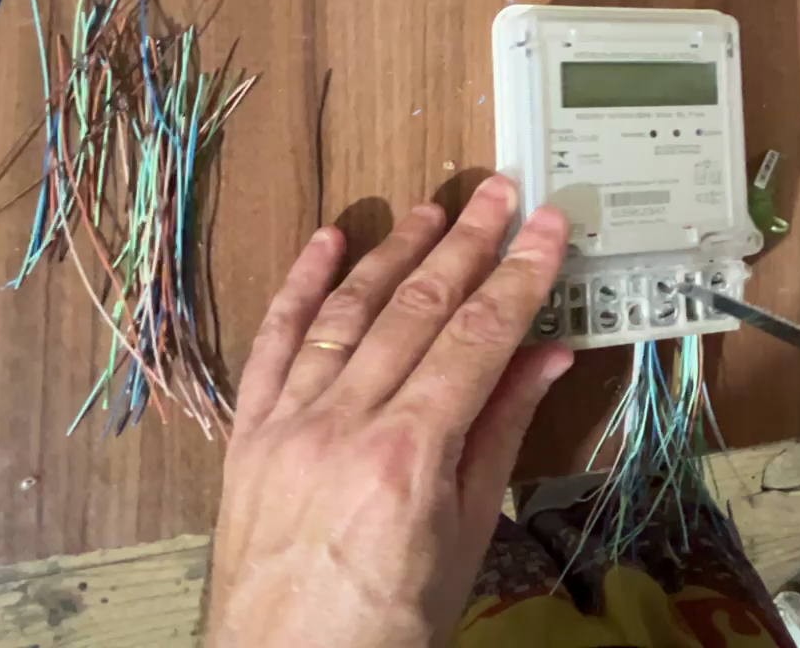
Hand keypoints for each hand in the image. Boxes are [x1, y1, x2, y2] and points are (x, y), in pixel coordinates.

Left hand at [206, 176, 573, 646]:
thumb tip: (548, 354)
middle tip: (497, 194)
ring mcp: (289, 422)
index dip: (520, 275)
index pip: (479, 337)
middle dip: (466, 242)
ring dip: (395, 251)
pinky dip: (301, 285)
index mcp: (410, 455)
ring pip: (349, 311)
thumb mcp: (470, 530)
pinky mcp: (250, 430)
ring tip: (431, 208)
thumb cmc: (396, 619)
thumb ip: (503, 428)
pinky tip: (328, 240)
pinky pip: (274, 343)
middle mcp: (344, 424)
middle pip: (418, 308)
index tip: (545, 228)